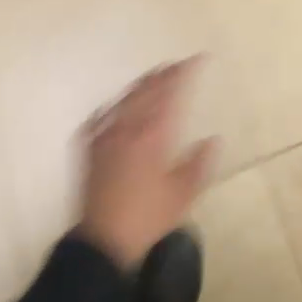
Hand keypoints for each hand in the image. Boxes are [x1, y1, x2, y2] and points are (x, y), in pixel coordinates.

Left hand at [77, 58, 217, 270]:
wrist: (102, 241)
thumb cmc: (146, 219)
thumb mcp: (182, 195)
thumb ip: (199, 164)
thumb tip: (213, 140)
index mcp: (153, 134)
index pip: (170, 92)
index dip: (184, 72)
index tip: (197, 59)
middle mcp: (127, 127)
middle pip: (146, 89)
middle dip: (163, 74)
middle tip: (176, 66)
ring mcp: (104, 135)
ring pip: (124, 99)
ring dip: (140, 85)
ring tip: (152, 79)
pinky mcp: (87, 148)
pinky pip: (100, 116)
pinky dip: (113, 106)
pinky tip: (115, 107)